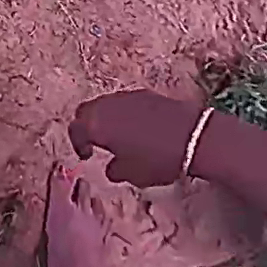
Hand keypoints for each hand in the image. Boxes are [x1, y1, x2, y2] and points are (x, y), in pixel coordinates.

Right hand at [68, 90, 207, 186]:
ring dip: (104, 118)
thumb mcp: (132, 174)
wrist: (191, 135)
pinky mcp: (141, 92)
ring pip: (103, 104)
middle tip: (95, 142)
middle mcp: (105, 105)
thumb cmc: (157, 159)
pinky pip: (122, 102)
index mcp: (96, 124)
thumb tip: (111, 168)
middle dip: (86, 126)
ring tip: (117, 136)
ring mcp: (123, 96)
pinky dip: (121, 113)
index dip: (78, 144)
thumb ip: (115, 170)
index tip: (86, 155)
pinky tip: (135, 127)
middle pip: (85, 111)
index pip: (75, 130)